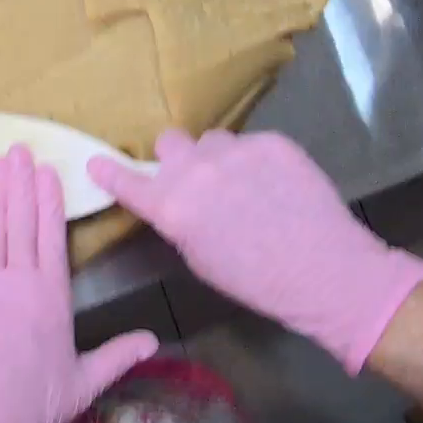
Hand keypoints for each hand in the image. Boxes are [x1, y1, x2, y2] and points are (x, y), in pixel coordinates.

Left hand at [0, 146, 158, 422]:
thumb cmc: (29, 406)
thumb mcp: (82, 385)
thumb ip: (117, 356)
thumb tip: (153, 339)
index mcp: (51, 297)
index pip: (52, 236)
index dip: (50, 200)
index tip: (49, 170)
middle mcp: (19, 281)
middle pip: (21, 221)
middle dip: (21, 182)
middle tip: (20, 149)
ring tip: (0, 162)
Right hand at [90, 129, 422, 374]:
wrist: (325, 270)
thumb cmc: (256, 282)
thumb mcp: (201, 260)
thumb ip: (179, 222)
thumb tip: (178, 202)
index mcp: (172, 207)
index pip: (127, 182)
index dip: (110, 173)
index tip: (97, 163)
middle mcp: (195, 171)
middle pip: (169, 142)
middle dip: (178, 158)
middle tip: (199, 180)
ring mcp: (234, 151)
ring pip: (213, 141)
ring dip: (219, 158)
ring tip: (247, 186)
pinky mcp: (270, 141)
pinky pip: (251, 144)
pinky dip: (257, 161)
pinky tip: (278, 186)